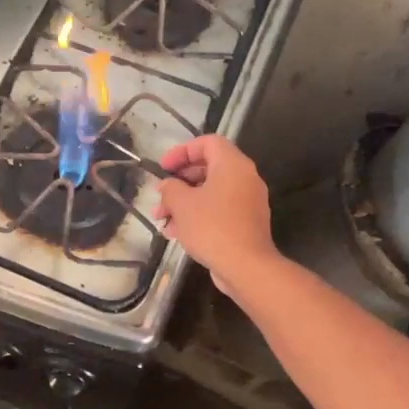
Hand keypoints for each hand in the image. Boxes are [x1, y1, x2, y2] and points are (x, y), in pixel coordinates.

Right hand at [155, 135, 280, 294]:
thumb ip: (170, 188)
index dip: (182, 151)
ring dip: (185, 202)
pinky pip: (219, 209)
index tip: (164, 167)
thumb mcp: (182, 204)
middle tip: (160, 195)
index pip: (208, 142)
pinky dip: (198, 214)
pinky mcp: (246, 222)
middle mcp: (245, 178)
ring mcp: (248, 201)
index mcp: (232, 165)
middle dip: (179, 181)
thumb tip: (168, 185)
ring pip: (211, 192)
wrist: (245, 265)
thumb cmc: (211, 227)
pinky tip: (177, 232)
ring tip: (162, 219)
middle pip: (208, 168)